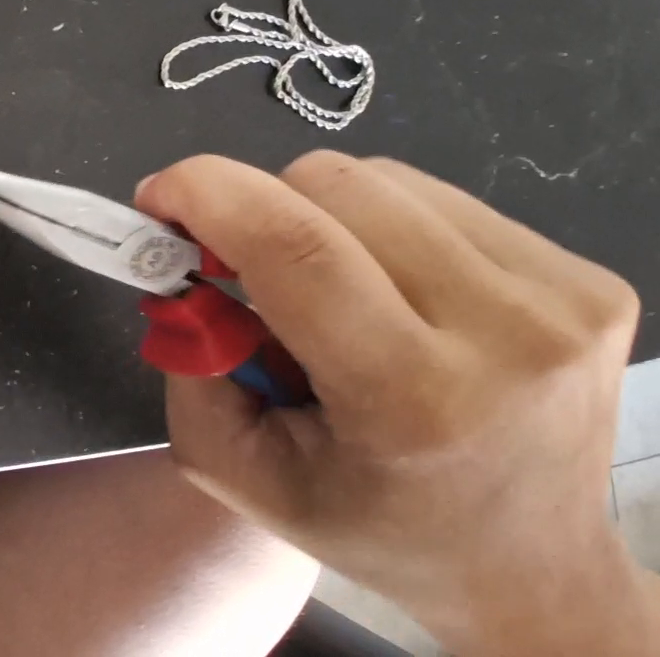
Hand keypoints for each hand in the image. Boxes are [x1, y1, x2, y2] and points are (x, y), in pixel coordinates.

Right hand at [138, 152, 656, 654]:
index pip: (297, 247)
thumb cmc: (364, 520)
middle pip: (330, 186)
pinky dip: (370, 219)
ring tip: (312, 277)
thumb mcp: (232, 464)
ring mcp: (559, 300)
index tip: (154, 198)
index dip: (205, 194)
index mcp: (411, 397)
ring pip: (376, 176)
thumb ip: (187, 361)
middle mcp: (505, 335)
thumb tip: (181, 270)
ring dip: (309, 209)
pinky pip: (428, 194)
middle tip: (225, 252)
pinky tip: (378, 278)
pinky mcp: (587, 277)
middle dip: (248, 202)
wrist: (526, 565)